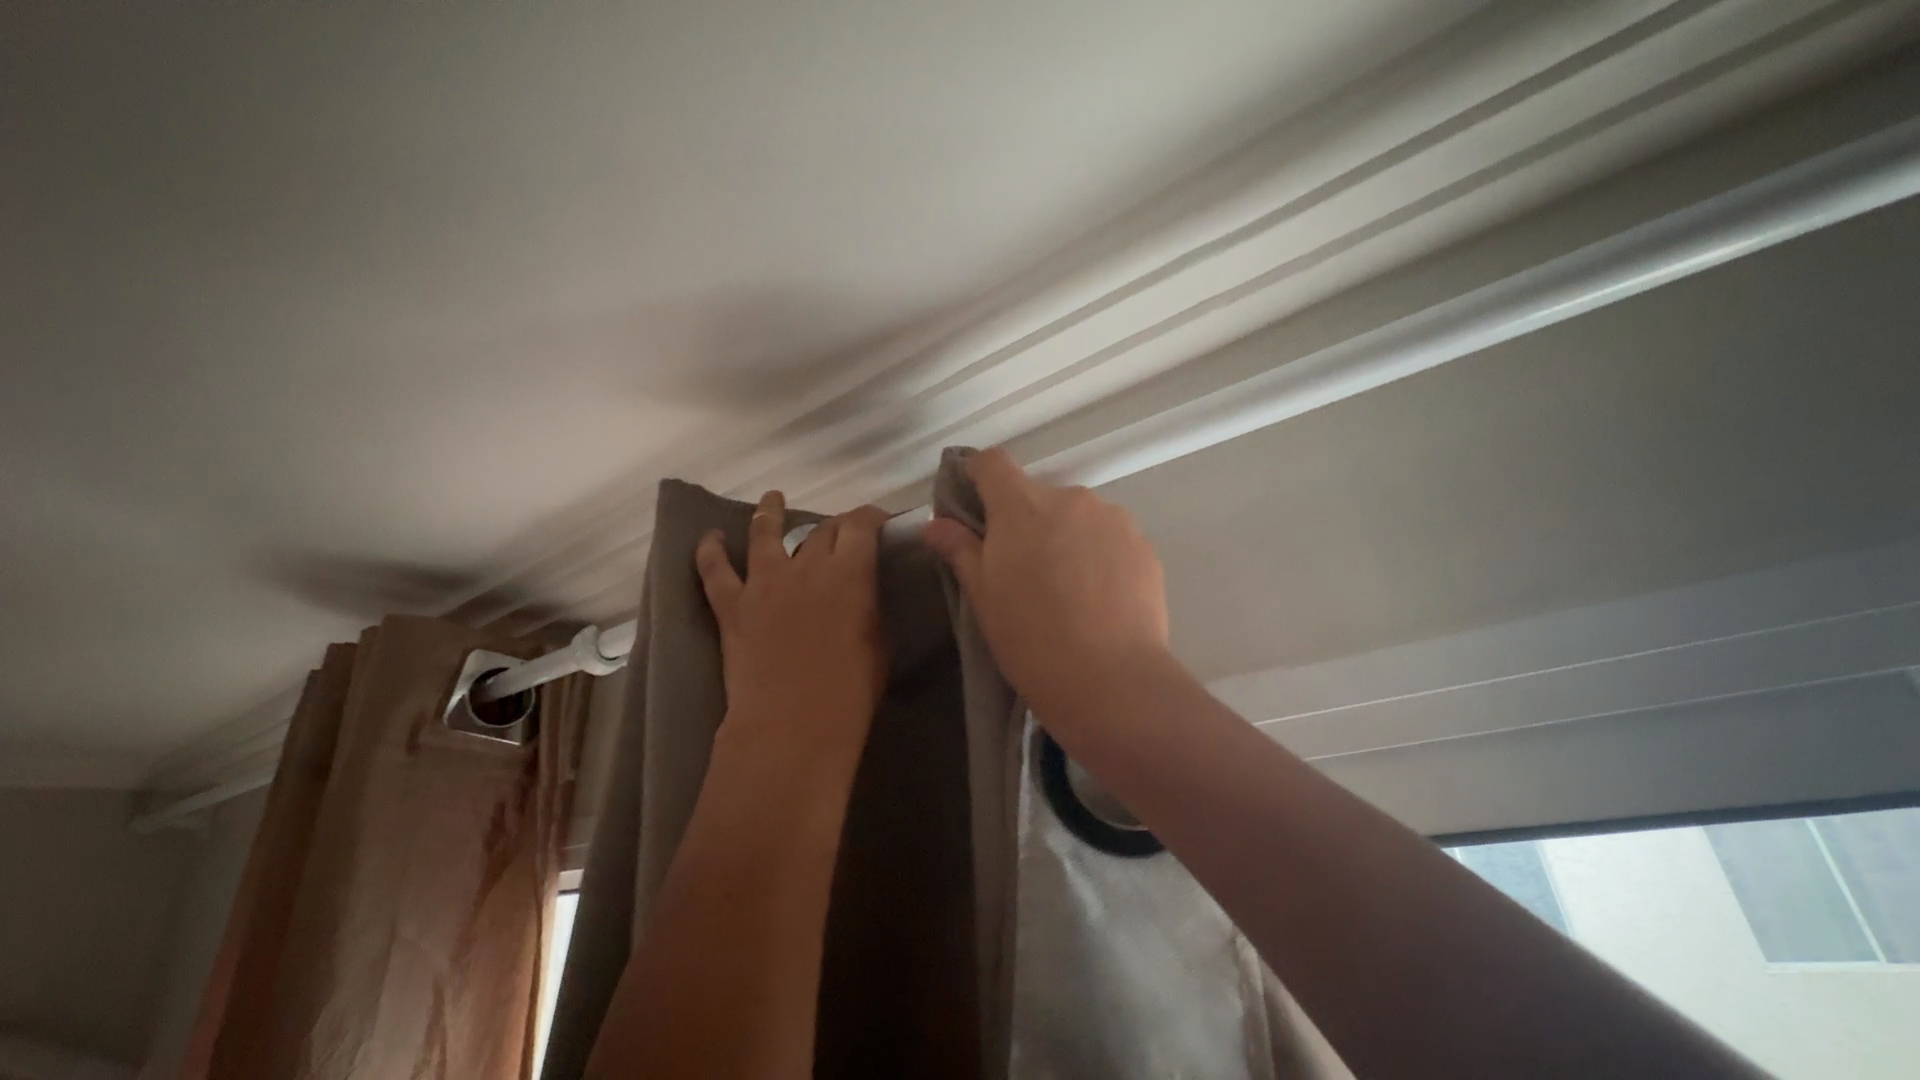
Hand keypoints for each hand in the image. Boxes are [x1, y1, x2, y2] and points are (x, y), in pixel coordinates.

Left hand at [695, 492, 890, 755]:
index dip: (871, 516)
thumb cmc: (850, 694)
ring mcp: (764, 583)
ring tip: (772, 500)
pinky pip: (715, 571)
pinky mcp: (732, 607)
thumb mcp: (878, 644)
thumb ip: (868, 608)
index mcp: (850, 573)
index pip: (861, 525)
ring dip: (769, 513)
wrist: (791, 726)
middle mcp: (806, 567)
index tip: (879, 522)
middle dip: (834, 525)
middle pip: (820, 529)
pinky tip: (710, 538)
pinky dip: (710, 552)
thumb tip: (862, 596)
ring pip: (764, 534)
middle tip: (842, 533)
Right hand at [922, 448, 1169, 718]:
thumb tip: (935, 525)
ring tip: (1067, 592)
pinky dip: (1099, 558)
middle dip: (1026, 522)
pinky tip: (1098, 601)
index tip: (973, 508)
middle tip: (1022, 572)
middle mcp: (1071, 499)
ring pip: (1079, 518)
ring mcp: (1114, 520)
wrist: (1110, 680)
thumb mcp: (983, 597)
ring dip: (1067, 538)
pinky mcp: (1145, 547)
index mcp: (1022, 506)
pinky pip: (1111, 540)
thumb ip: (960, 550)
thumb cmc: (1030, 638)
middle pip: (1038, 496)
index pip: (992, 463)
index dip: (978, 477)